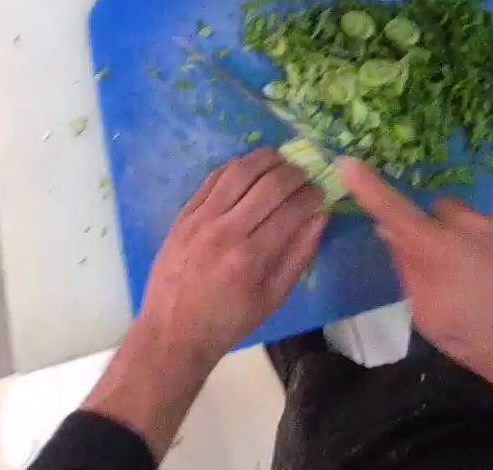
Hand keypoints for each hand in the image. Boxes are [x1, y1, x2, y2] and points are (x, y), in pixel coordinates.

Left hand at [138, 147, 327, 365]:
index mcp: (251, 259)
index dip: (312, 195)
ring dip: (267, 159)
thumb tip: (320, 216)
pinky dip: (237, 165)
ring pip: (240, 171)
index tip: (321, 191)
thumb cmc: (228, 321)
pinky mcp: (184, 213)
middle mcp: (226, 232)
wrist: (171, 332)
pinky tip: (251, 166)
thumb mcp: (272, 299)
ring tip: (282, 160)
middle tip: (305, 175)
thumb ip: (299, 255)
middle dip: (295, 174)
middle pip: (270, 184)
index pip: (292, 210)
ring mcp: (201, 219)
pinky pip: (214, 177)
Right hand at [340, 158, 492, 469]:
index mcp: (435, 248)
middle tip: (446, 263)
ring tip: (487, 276)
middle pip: (439, 210)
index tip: (348, 162)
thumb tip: (391, 232)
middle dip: (437, 228)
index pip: (393, 210)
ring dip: (471, 237)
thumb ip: (408, 267)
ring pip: (473, 218)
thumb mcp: (428, 313)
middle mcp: (467, 223)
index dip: (368, 187)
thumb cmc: (477, 339)